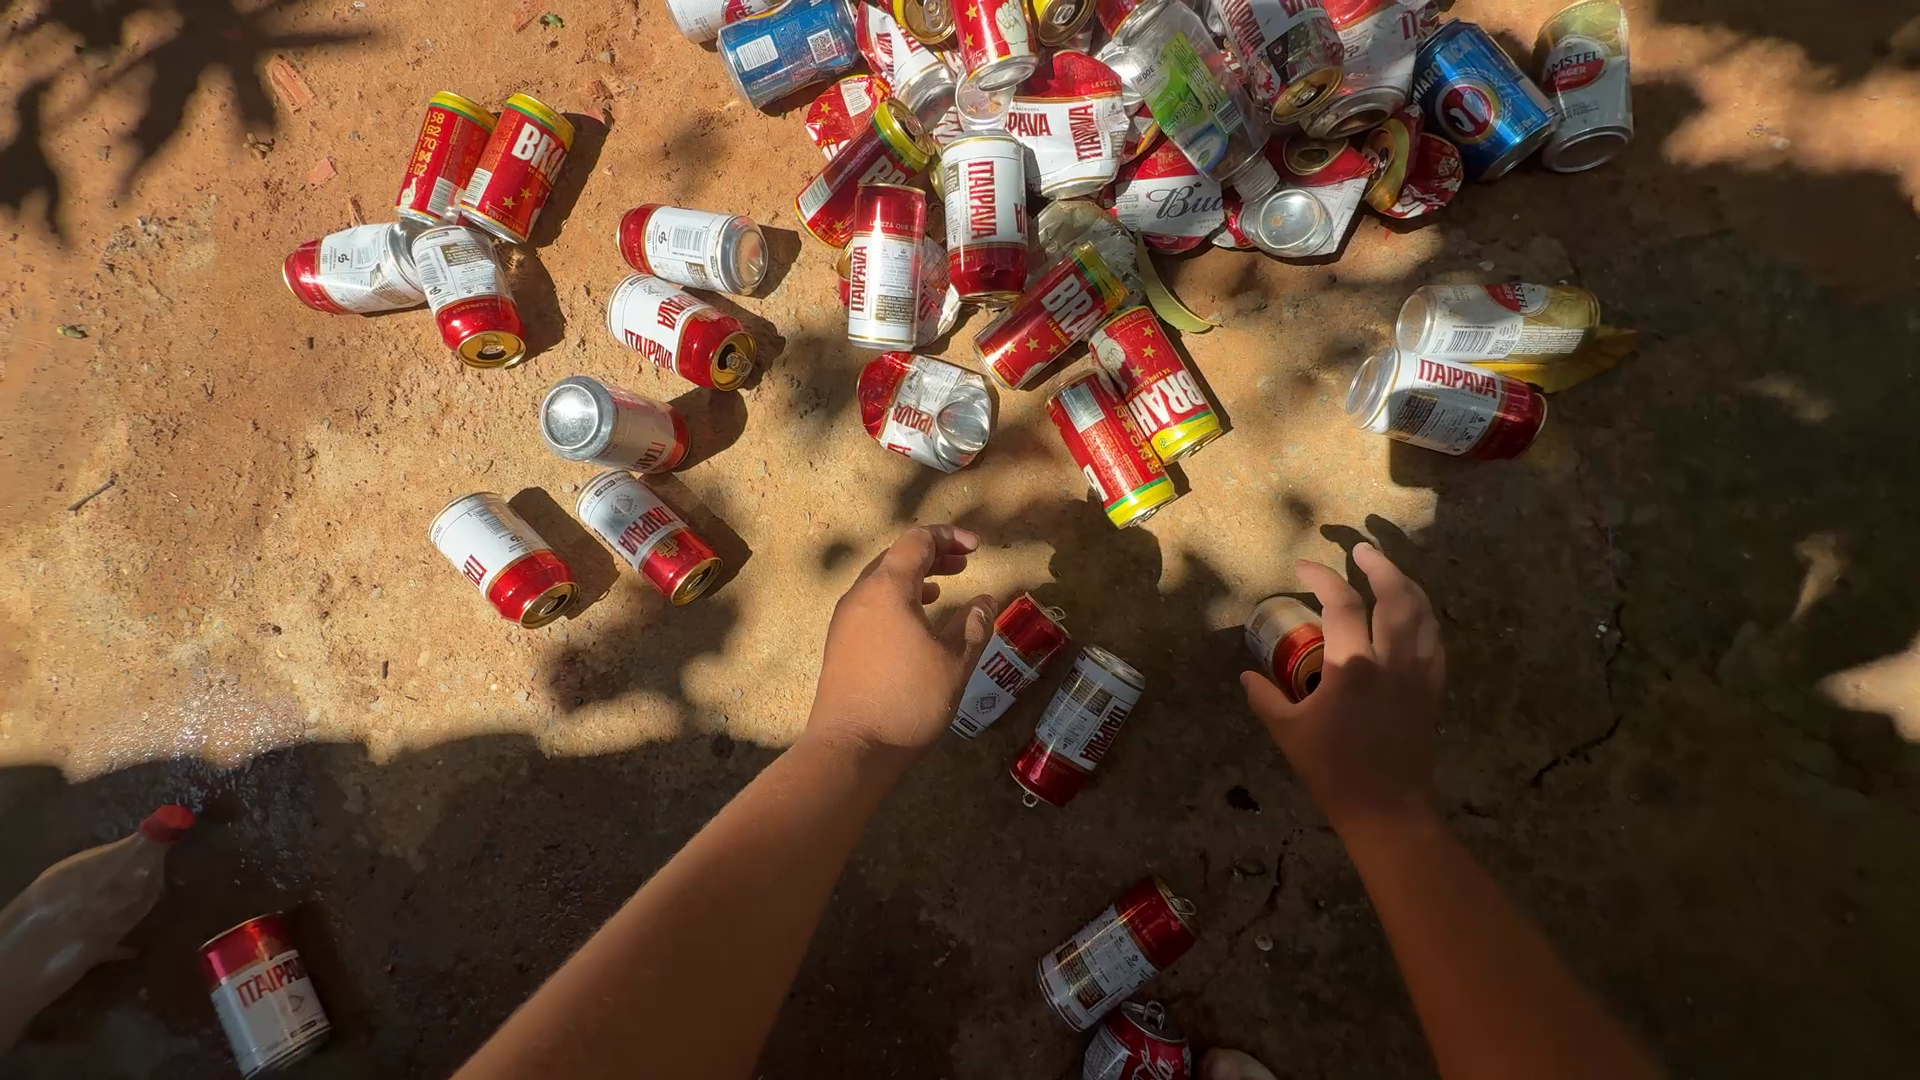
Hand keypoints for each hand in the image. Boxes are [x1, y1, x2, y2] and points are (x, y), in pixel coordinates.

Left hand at [807, 525, 996, 756]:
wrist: (851, 748)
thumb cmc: (907, 700)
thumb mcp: (954, 662)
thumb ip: (973, 624)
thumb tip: (986, 599)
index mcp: (887, 588)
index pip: (917, 541)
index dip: (949, 537)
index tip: (977, 548)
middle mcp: (860, 595)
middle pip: (896, 556)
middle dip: (933, 554)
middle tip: (964, 564)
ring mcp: (845, 620)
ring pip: (881, 581)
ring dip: (914, 577)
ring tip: (943, 586)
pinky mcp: (840, 643)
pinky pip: (871, 604)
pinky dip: (898, 599)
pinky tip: (916, 621)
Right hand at [1241, 543, 1444, 834]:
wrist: (1387, 808)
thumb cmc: (1332, 769)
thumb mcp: (1287, 731)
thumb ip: (1265, 697)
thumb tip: (1247, 675)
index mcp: (1352, 665)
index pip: (1341, 603)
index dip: (1322, 576)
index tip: (1303, 566)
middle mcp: (1392, 661)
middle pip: (1396, 597)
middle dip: (1380, 565)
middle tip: (1361, 550)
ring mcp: (1418, 674)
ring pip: (1424, 614)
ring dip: (1407, 584)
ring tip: (1389, 571)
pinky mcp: (1432, 690)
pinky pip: (1435, 640)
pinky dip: (1424, 616)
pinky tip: (1413, 614)